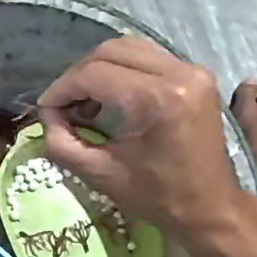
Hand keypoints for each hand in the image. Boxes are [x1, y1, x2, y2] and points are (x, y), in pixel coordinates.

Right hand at [36, 37, 241, 237]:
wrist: (210, 208)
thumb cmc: (156, 197)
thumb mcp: (100, 174)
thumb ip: (62, 143)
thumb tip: (48, 115)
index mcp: (156, 100)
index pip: (94, 74)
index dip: (62, 89)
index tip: (46, 110)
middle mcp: (179, 73)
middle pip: (110, 51)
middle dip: (78, 77)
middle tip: (63, 107)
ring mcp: (192, 70)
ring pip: (129, 48)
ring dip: (99, 70)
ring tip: (85, 104)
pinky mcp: (196, 75)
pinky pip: (148, 58)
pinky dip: (121, 71)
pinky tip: (110, 99)